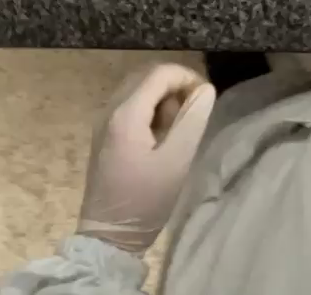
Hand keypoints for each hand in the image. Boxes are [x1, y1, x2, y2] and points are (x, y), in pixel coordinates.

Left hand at [75, 63, 216, 254]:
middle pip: (147, 76)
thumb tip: (206, 89)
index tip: (205, 97)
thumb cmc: (145, 201)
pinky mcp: (104, 134)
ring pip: (138, 88)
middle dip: (174, 85)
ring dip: (162, 97)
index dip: (187, 77)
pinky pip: (130, 104)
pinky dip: (149, 108)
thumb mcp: (177, 161)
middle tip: (192, 112)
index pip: (160, 73)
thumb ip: (193, 120)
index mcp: (126, 113)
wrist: (108, 238)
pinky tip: (159, 135)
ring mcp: (104, 121)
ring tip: (177, 126)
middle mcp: (111, 109)